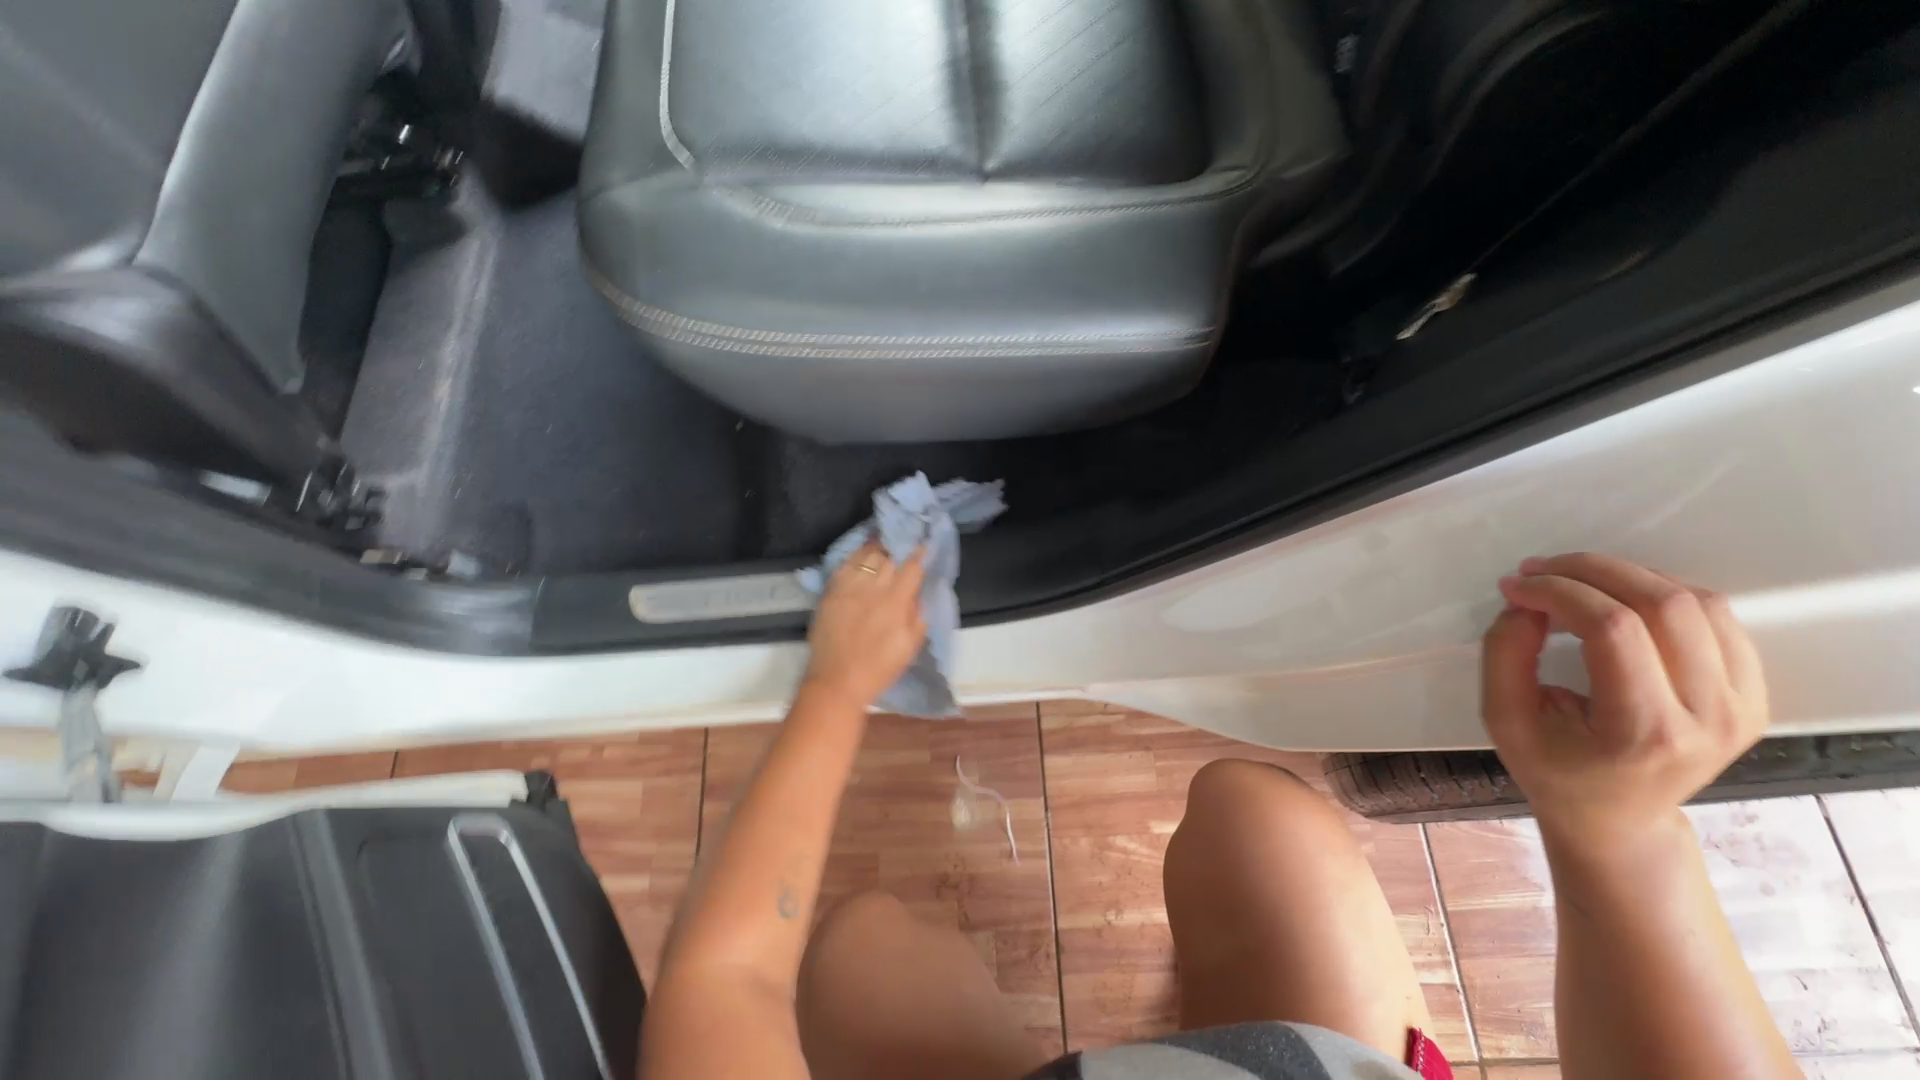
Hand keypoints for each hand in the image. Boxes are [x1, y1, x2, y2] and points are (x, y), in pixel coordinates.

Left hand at [802, 542, 927, 708]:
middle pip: (889, 557)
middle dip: (898, 548)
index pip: (911, 568)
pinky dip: (855, 557)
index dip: (920, 554)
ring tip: (883, 543)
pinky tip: (861, 555)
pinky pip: (844, 566)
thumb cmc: (879, 670)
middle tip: (904, 543)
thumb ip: (917, 617)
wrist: (837, 683)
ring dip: (878, 549)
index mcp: (895, 603)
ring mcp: (848, 589)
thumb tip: (917, 595)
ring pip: (866, 557)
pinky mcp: (830, 594)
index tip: (924, 546)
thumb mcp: (910, 647)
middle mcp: (872, 589)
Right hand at [1482, 553, 1768, 851]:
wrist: (1617, 818)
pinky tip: (1621, 599)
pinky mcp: (1753, 695)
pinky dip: (1664, 592)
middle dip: (1592, 571)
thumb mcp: (1504, 719)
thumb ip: (1506, 654)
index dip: (1559, 592)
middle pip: (1664, 605)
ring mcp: (1742, 706)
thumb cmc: (1553, 771)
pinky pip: (1720, 618)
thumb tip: (1528, 601)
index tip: (1517, 586)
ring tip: (1578, 582)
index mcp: (1644, 731)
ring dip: (1629, 576)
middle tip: (1542, 570)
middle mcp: (1709, 716)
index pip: (1614, 629)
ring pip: (1698, 602)